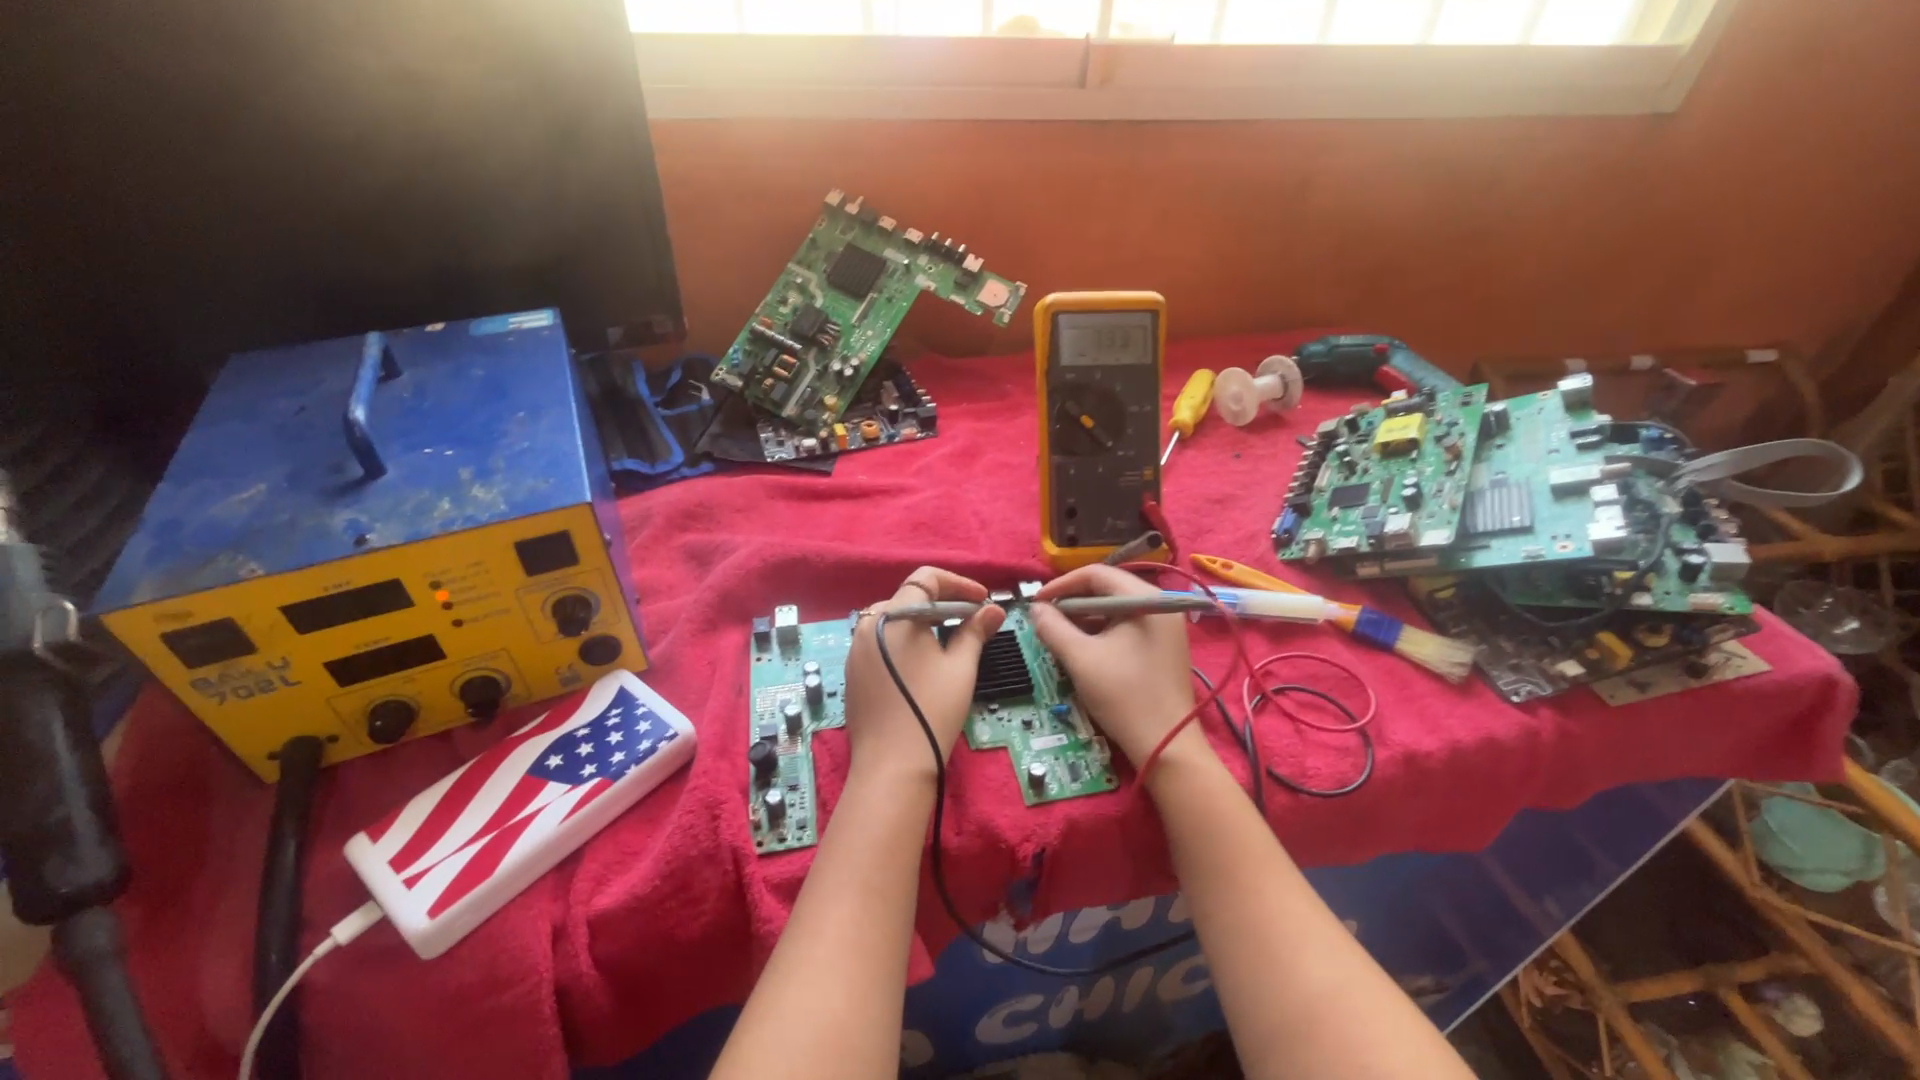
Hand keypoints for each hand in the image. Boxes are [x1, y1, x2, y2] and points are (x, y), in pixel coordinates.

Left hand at [843, 567, 1004, 783]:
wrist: (892, 764)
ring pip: (893, 620)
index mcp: (894, 615)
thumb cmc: (933, 709)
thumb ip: (975, 631)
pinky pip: (881, 642)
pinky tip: (924, 663)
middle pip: (908, 597)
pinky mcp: (854, 671)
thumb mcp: (961, 667)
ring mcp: (856, 649)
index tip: (982, 600)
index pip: (925, 578)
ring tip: (951, 640)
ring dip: (923, 622)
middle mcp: (868, 624)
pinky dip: (905, 642)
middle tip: (973, 620)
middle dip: (943, 603)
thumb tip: (994, 610)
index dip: (958, 583)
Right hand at [1028, 565, 1203, 769]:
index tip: (1036, 603)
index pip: (1097, 574)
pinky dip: (1101, 633)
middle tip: (1045, 620)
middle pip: (1107, 589)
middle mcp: (1160, 605)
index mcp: (1146, 600)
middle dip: (1072, 602)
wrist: (1166, 745)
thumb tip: (1036, 610)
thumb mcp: (1080, 659)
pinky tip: (1082, 649)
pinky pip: (1126, 627)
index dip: (1061, 585)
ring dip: (1085, 619)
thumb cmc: (1124, 697)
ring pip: (1115, 610)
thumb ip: (1053, 628)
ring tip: (1058, 636)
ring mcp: (1165, 627)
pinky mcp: (1162, 646)